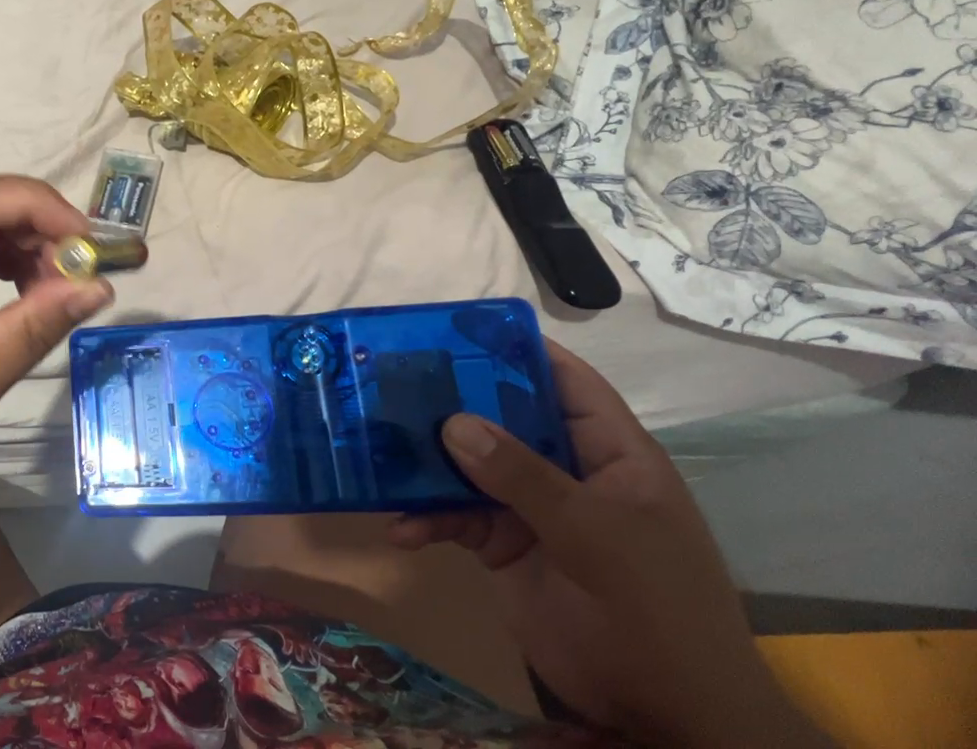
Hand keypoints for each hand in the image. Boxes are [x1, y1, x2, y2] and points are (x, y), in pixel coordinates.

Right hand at [388, 340, 828, 748]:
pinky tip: (400, 530)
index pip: (567, 384)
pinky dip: (426, 520)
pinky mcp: (503, 547)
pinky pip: (455, 518)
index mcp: (610, 455)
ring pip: (469, 467)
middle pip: (504, 419)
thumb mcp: (594, 535)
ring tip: (378, 452)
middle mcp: (567, 472)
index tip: (458, 330)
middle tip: (390, 382)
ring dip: (426, 465)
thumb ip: (524, 477)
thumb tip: (453, 422)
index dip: (520, 351)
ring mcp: (533, 510)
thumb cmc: (653, 608)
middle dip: (452, 403)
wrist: (663, 709)